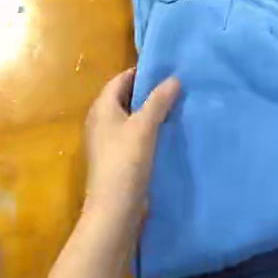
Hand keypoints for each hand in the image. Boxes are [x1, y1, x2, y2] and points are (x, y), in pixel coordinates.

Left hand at [82, 68, 180, 223]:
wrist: (114, 208)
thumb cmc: (126, 161)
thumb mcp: (144, 126)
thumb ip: (158, 101)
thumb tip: (174, 79)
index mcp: (102, 107)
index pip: (121, 79)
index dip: (142, 72)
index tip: (167, 70)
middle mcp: (100, 120)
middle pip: (125, 97)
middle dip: (149, 92)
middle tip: (177, 87)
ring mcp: (107, 140)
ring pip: (130, 117)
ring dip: (150, 112)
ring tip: (177, 107)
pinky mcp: (116, 158)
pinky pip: (133, 135)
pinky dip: (148, 130)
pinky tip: (167, 133)